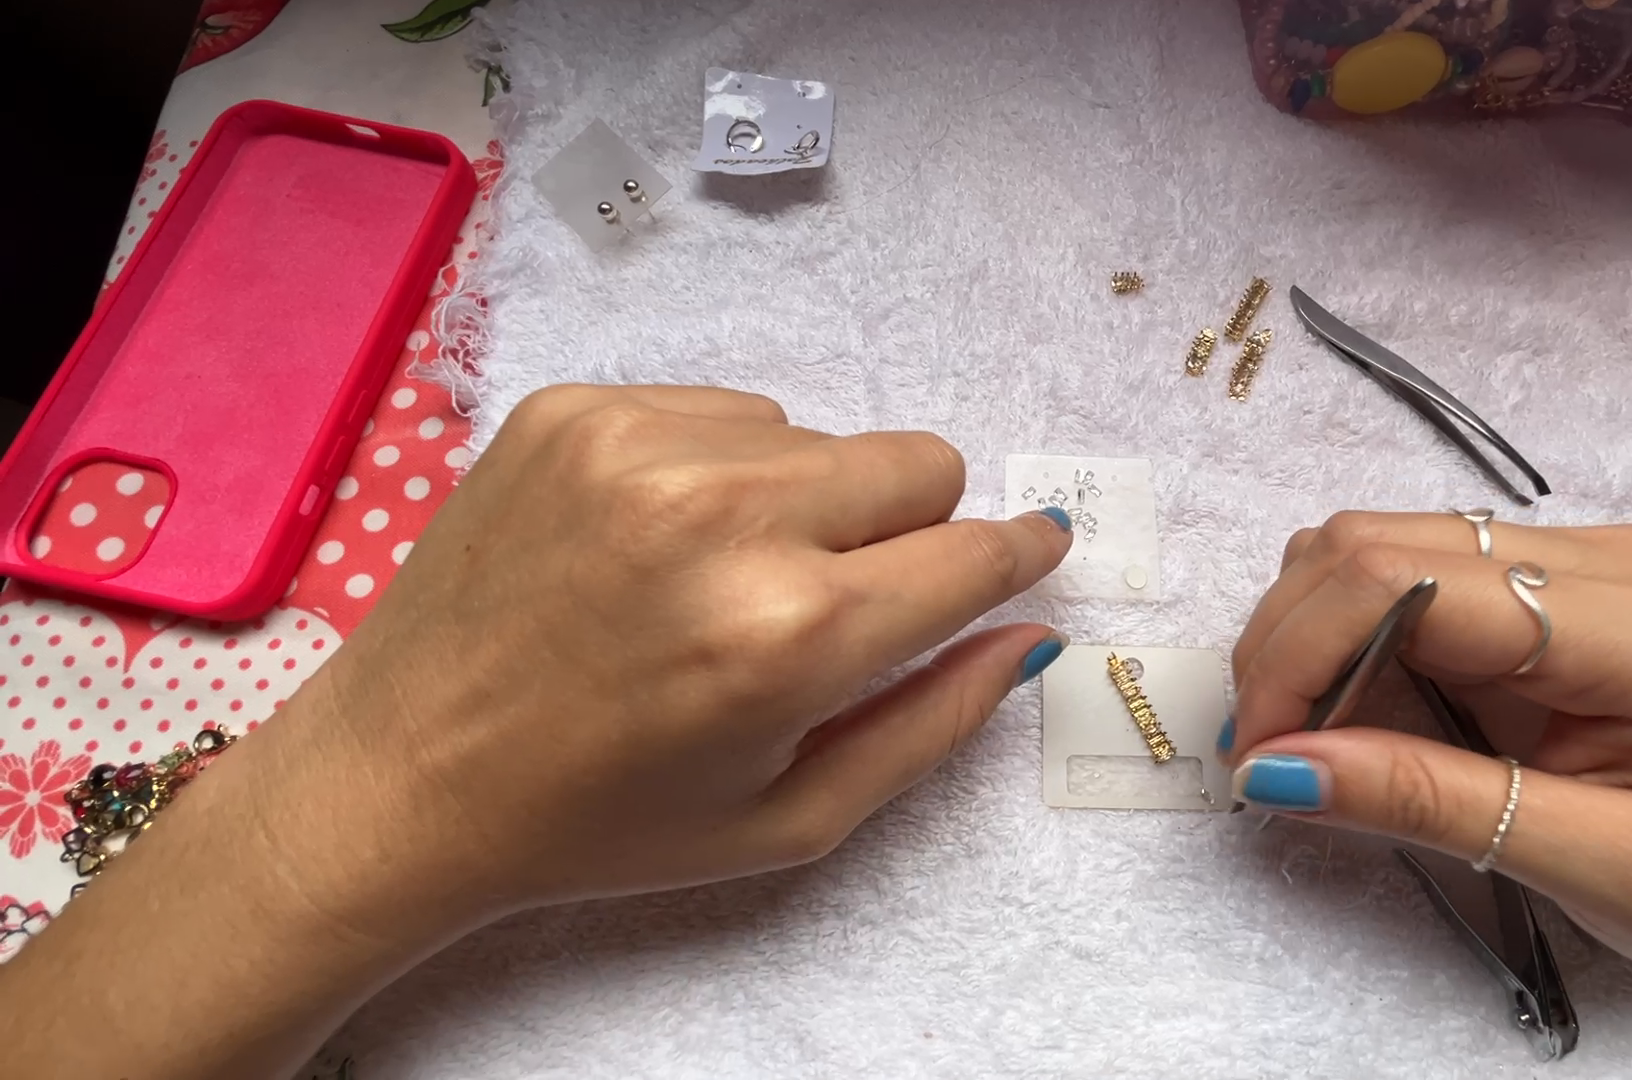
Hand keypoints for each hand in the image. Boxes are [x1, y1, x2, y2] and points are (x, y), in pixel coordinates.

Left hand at [304, 384, 1074, 910]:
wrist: (398, 778)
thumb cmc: (618, 821)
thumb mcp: (800, 812)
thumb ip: (938, 718)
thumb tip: (1032, 633)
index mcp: (790, 634)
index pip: (970, 556)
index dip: (1019, 551)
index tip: (1038, 543)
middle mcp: (727, 514)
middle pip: (919, 461)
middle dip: (913, 526)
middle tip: (841, 588)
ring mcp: (642, 441)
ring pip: (828, 437)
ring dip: (812, 504)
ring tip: (726, 574)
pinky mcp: (579, 405)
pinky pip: (736, 413)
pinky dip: (732, 472)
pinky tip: (663, 537)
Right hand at [1220, 511, 1631, 986]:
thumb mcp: (1602, 873)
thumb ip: (1430, 805)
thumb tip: (1275, 768)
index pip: (1404, 588)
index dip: (1302, 657)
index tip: (1258, 752)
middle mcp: (1590, 555)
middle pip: (1363, 548)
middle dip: (1282, 646)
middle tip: (1260, 746)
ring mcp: (1546, 547)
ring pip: (1354, 542)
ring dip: (1293, 629)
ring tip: (1293, 719)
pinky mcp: (1506, 563)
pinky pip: (1372, 562)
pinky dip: (1321, 621)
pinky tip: (1334, 686)